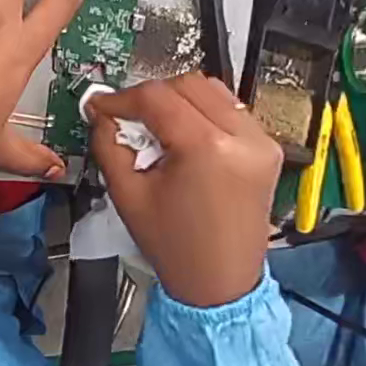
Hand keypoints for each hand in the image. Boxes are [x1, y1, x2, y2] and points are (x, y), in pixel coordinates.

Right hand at [87, 75, 282, 306]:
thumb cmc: (175, 246)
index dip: (120, 98)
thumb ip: (108, 145)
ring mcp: (261, 142)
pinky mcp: (266, 149)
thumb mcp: (126, 194)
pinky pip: (229, 109)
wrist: (219, 281)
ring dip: (175, 99)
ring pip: (211, 90)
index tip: (100, 106)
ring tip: (152, 126)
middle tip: (123, 116)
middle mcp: (243, 138)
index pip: (157, 97)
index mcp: (207, 149)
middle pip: (187, 84)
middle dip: (148, 95)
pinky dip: (198, 111)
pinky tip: (179, 134)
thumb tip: (102, 115)